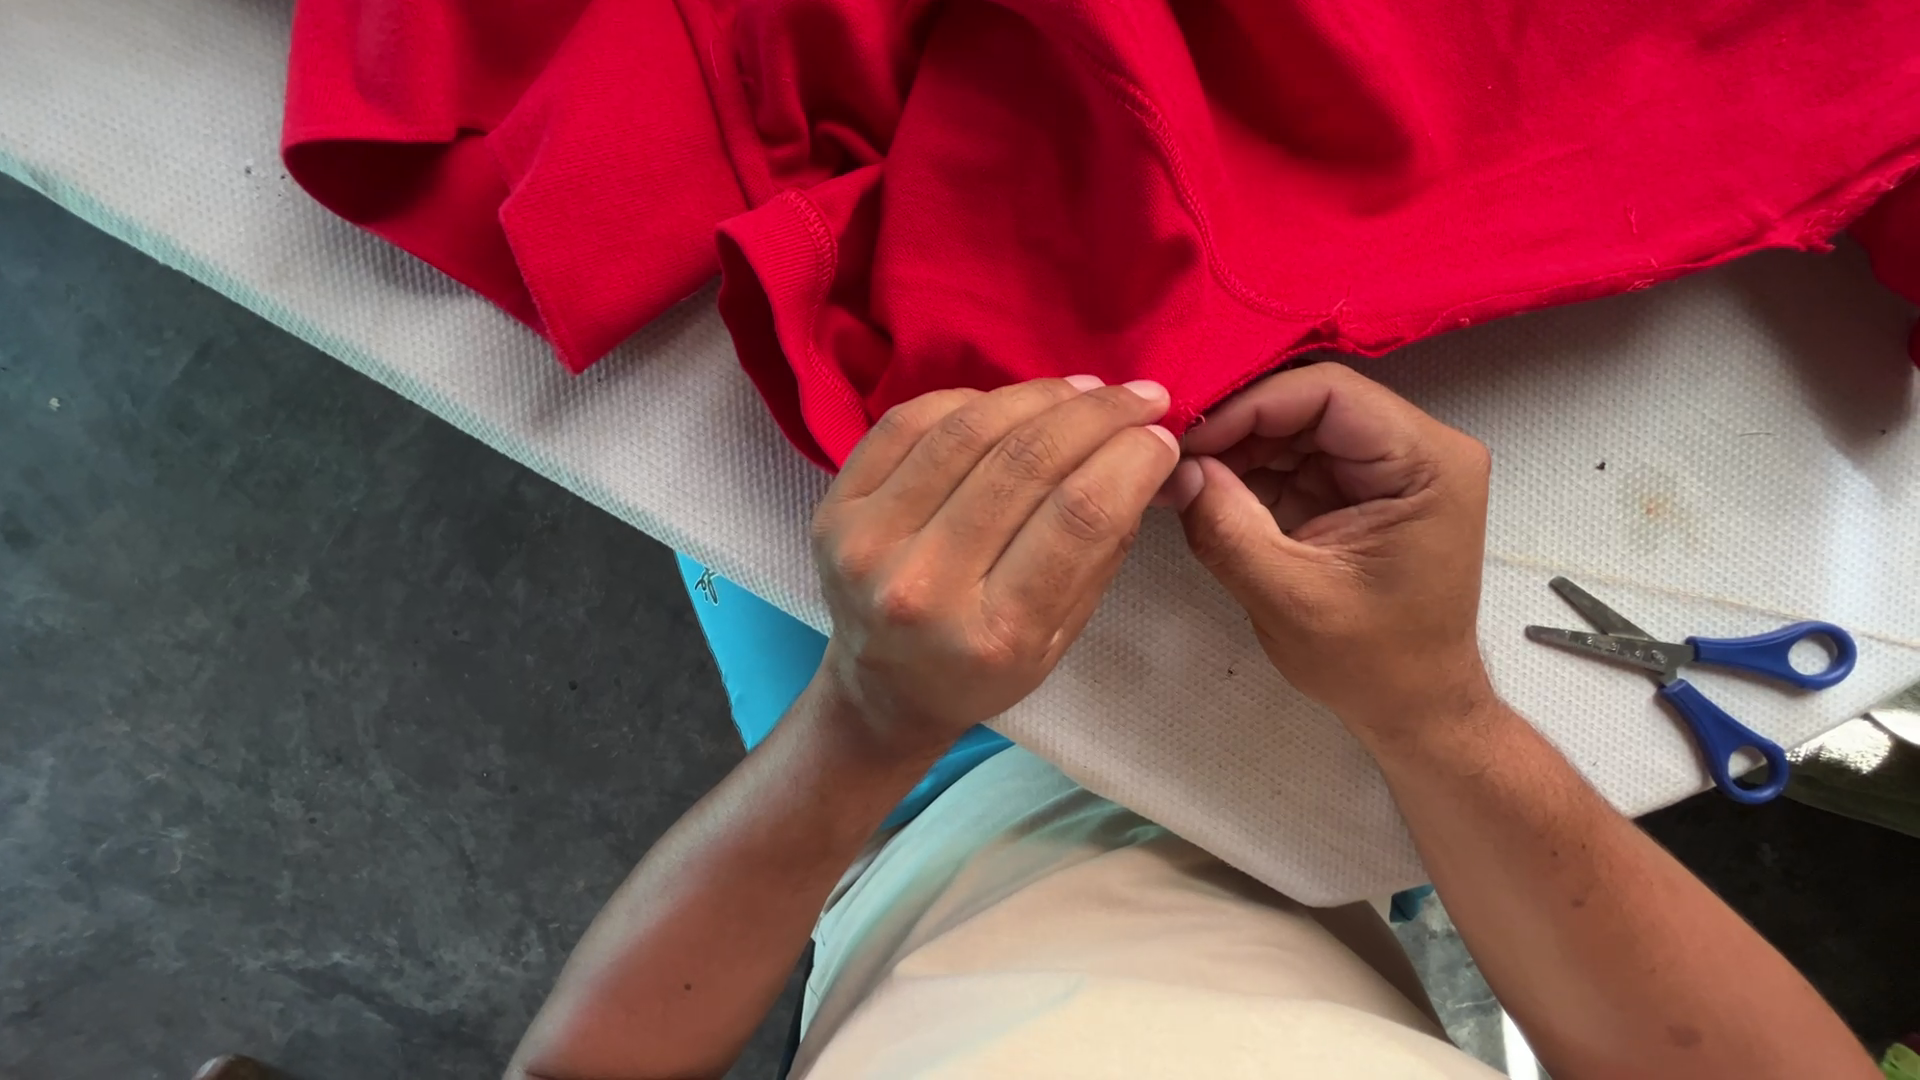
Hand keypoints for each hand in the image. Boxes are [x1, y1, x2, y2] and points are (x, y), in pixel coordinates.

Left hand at [811, 376, 1178, 756]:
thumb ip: (1102, 547)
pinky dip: (971, 399)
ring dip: (1038, 394)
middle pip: (1024, 462)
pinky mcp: (835, 508)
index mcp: (993, 635)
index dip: (1131, 458)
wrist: (882, 690)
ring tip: (1083, 389)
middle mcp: (922, 585)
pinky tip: (1010, 402)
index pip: (1078, 516)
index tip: (1160, 434)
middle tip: (1139, 395)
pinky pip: (909, 421)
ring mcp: (867, 541)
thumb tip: (1144, 449)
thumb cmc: (983, 674)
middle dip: (1096, 414)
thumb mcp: (1062, 637)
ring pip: (968, 429)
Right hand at [1171, 363, 1494, 746]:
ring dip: (1234, 449)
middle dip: (1235, 428)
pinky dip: (1244, 472)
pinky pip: (1289, 459)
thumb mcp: (1287, 598)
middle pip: (1308, 403)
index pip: (1329, 394)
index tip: (1187, 440)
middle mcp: (1412, 449)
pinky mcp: (1351, 488)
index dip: (1250, 405)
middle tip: (1172, 457)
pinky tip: (1205, 490)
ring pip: (1292, 427)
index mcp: (1425, 463)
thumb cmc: (1369, 661)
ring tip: (1182, 477)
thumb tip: (1173, 470)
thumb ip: (1226, 529)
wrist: (1408, 704)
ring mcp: (1380, 467)